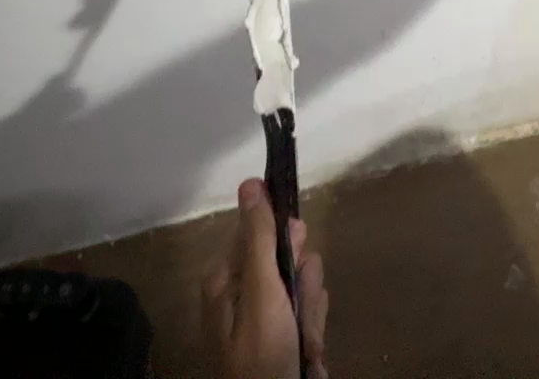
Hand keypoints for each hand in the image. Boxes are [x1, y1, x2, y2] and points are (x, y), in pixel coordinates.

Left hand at [202, 179, 328, 378]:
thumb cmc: (262, 355)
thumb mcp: (262, 292)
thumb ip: (260, 238)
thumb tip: (251, 183)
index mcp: (225, 276)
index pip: (260, 227)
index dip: (285, 238)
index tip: (297, 255)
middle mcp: (241, 289)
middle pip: (286, 254)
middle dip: (303, 280)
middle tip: (300, 305)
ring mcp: (263, 312)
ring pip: (303, 281)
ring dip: (311, 308)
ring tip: (304, 340)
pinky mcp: (282, 330)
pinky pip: (307, 307)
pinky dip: (313, 328)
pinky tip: (309, 351)